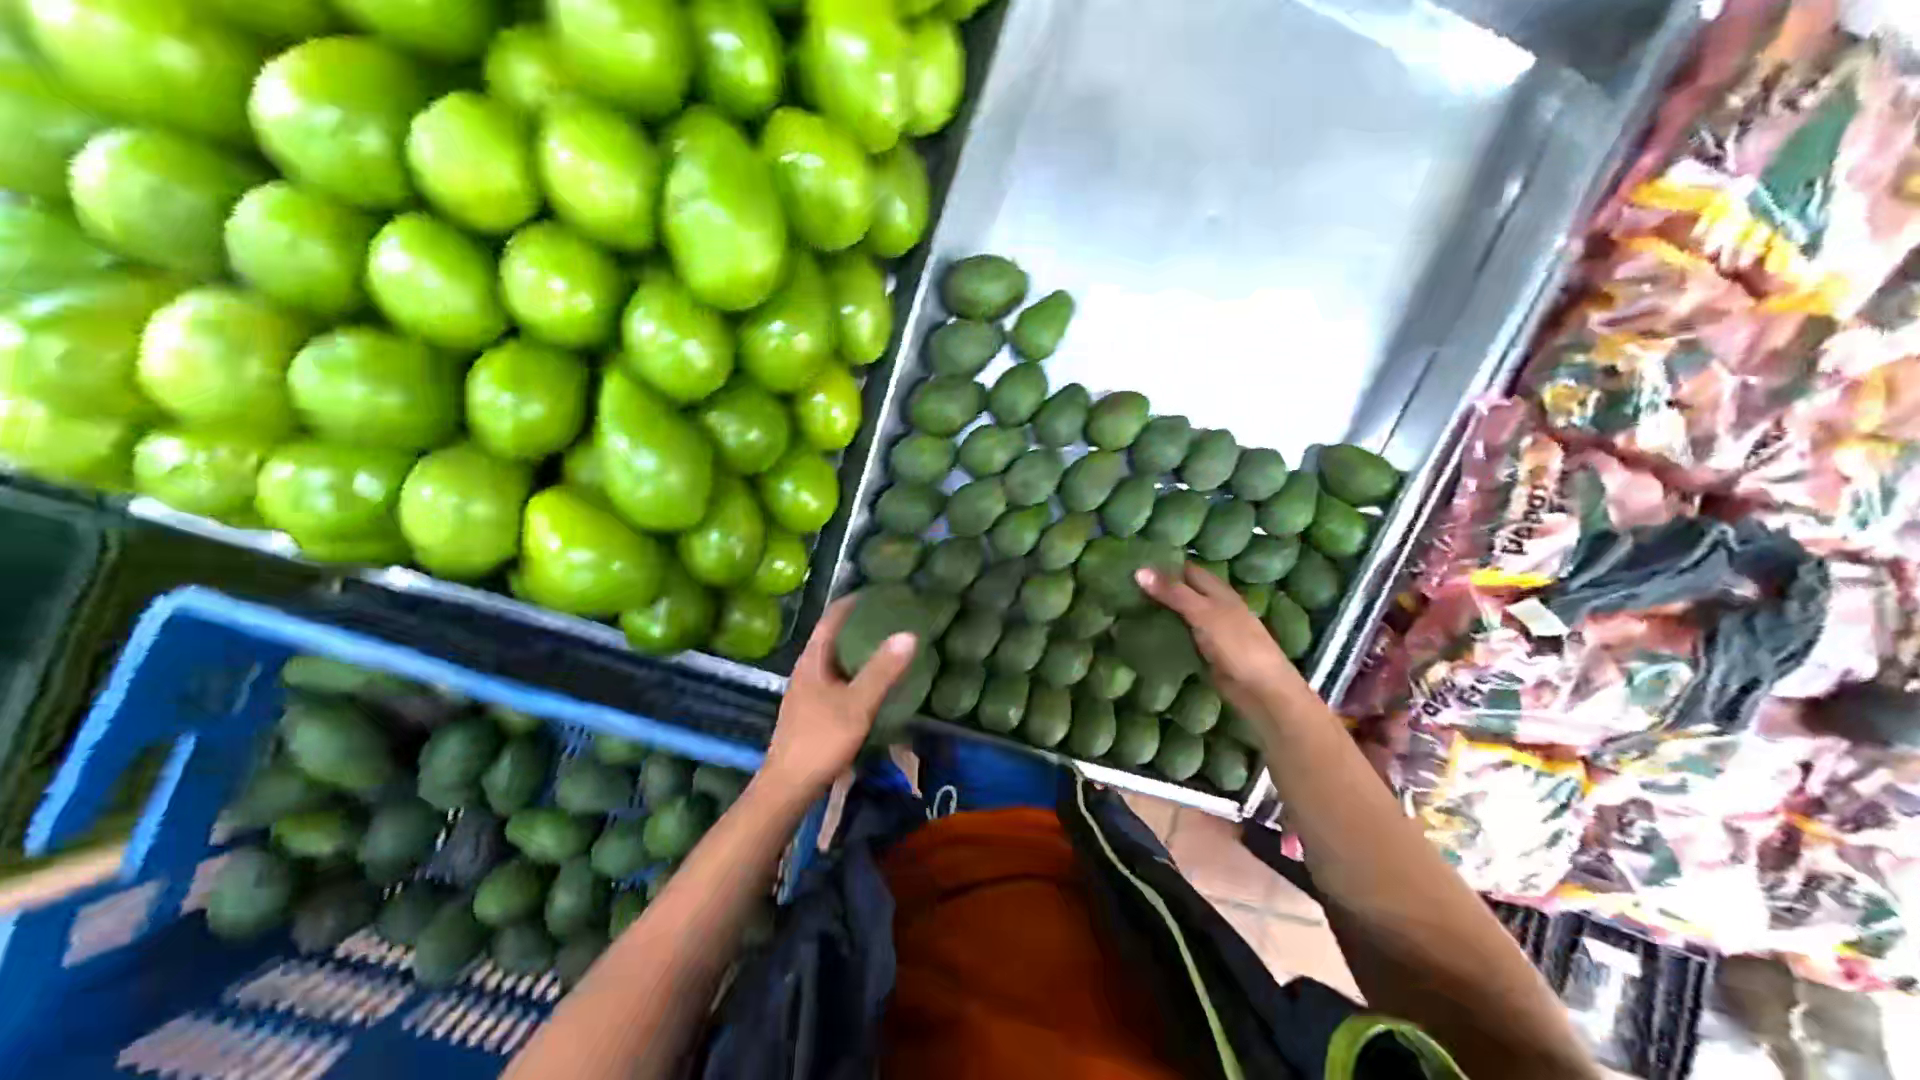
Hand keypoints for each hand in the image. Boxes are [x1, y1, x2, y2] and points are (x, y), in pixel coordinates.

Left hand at [759, 596, 916, 795]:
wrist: (788, 786)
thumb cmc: (820, 740)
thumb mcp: (856, 704)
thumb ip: (881, 671)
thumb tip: (909, 634)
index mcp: (812, 660)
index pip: (831, 618)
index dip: (852, 602)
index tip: (879, 593)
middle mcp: (807, 670)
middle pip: (833, 637)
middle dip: (860, 624)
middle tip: (891, 618)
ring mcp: (808, 692)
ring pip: (836, 660)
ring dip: (859, 650)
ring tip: (888, 646)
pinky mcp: (813, 711)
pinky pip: (838, 680)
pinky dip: (856, 672)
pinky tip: (874, 683)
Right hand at [1136, 563, 1306, 714]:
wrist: (1260, 689)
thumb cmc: (1236, 644)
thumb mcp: (1203, 612)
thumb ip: (1173, 592)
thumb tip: (1138, 570)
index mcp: (1218, 591)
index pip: (1186, 569)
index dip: (1163, 565)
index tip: (1133, 564)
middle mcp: (1213, 606)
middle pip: (1181, 592)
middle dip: (1156, 589)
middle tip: (1122, 587)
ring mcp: (1208, 631)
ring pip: (1178, 615)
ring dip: (1157, 612)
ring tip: (1124, 608)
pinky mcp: (1202, 652)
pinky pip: (1178, 637)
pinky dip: (1162, 634)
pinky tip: (1141, 634)